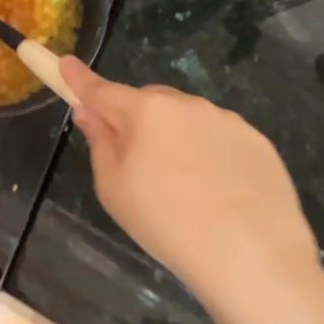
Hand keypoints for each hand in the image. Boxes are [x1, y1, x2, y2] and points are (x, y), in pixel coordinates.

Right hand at [61, 57, 319, 311]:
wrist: (254, 259)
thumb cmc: (167, 224)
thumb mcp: (113, 189)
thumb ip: (100, 143)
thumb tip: (91, 113)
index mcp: (145, 111)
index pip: (101, 89)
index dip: (79, 78)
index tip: (64, 63)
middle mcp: (186, 104)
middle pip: (147, 102)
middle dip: (135, 121)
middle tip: (135, 165)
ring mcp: (227, 121)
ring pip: (186, 119)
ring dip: (175, 138)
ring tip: (185, 189)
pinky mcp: (259, 142)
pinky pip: (219, 138)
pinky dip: (210, 154)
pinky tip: (217, 193)